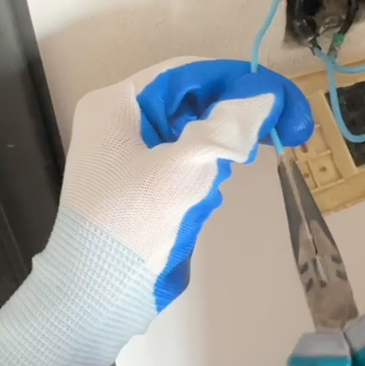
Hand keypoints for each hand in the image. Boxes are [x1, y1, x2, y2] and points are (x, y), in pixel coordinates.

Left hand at [0, 57, 313, 365]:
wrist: (92, 292)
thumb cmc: (132, 222)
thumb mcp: (182, 170)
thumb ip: (224, 129)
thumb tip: (262, 97)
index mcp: (114, 104)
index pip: (183, 73)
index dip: (230, 80)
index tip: (272, 96)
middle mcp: (113, 121)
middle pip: (184, 104)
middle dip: (220, 124)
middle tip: (260, 140)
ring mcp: (120, 155)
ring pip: (184, 136)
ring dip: (209, 155)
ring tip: (216, 181)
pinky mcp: (131, 184)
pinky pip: (175, 164)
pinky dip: (196, 177)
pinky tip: (200, 200)